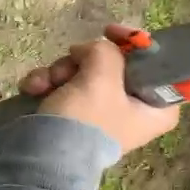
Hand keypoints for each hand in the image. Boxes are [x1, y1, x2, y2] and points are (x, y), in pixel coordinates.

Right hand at [20, 23, 180, 153]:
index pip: (156, 64)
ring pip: (80, 75)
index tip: (108, 32)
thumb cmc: (83, 122)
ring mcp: (98, 113)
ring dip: (56, 72)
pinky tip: (32, 89)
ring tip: (41, 83)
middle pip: (110, 67)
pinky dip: (44, 84)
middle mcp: (131, 109)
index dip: (133, 45)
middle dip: (79, 63)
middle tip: (64, 69)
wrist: (40, 157)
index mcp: (157, 107)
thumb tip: (90, 48)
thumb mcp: (100, 80)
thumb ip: (104, 54)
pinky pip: (60, 88)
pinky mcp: (69, 116)